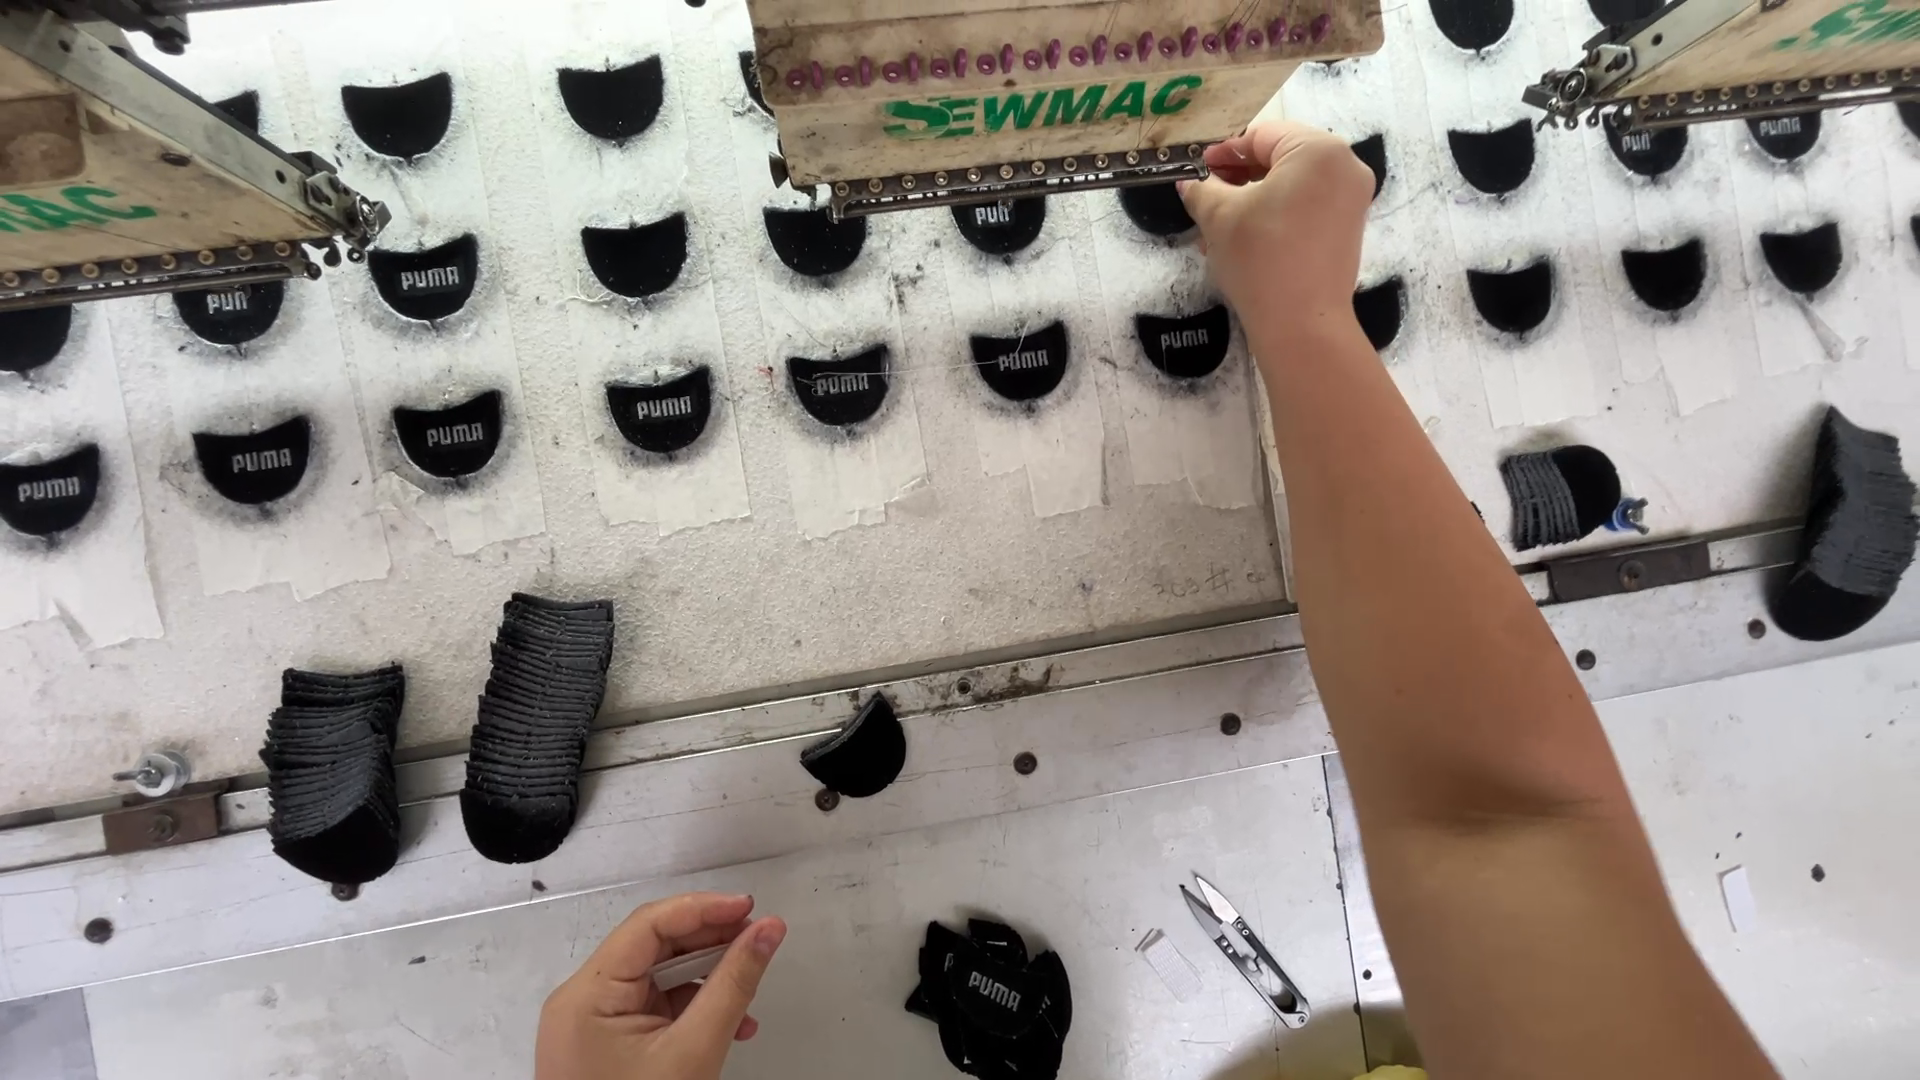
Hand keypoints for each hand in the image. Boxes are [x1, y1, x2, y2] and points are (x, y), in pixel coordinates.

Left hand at [535, 892, 786, 1079]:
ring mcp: (593, 1022)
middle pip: (655, 944)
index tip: (751, 908)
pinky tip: (732, 1022)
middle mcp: (582, 999)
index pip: (650, 923)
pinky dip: (695, 1005)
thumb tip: (771, 927)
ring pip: (660, 973)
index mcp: (587, 994)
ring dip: (709, 975)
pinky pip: (656, 1003)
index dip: (703, 907)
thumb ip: (735, 981)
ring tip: (750, 985)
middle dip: (712, 940)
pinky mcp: (607, 1042)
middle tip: (758, 939)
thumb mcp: (695, 1049)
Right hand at [1178, 120, 1374, 335]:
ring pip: (1291, 186)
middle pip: (1280, 159)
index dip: (1225, 150)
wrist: (1301, 324)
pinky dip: (1273, 216)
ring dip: (1252, 200)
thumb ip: (1202, 191)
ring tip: (1217, 226)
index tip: (1198, 168)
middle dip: (1238, 177)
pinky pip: (1305, 208)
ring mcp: (1351, 199)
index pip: (1262, 135)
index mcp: (1318, 150)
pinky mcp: (1346, 230)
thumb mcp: (1219, 219)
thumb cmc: (1260, 260)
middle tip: (1205, 196)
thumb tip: (1189, 182)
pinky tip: (1243, 240)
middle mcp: (1344, 166)